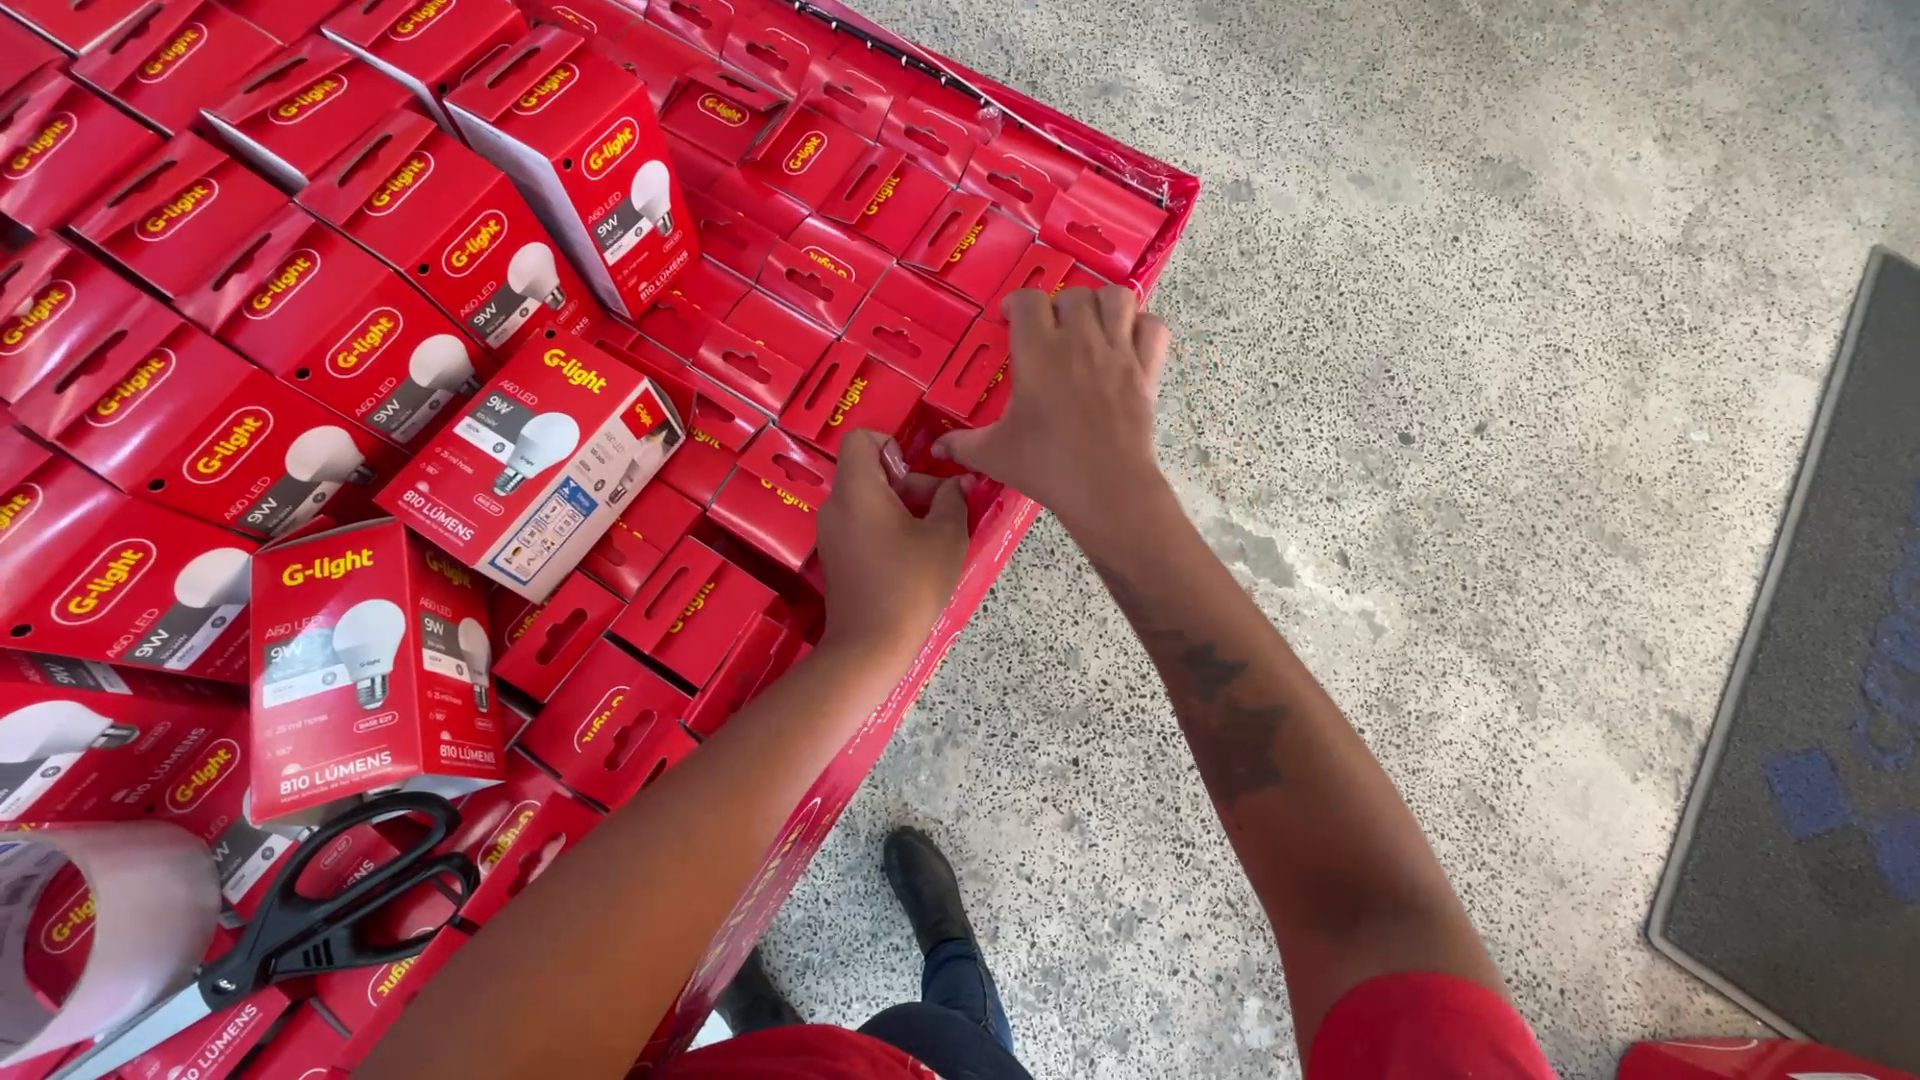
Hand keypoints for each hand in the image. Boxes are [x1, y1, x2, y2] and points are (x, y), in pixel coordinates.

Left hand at [816, 428, 972, 659]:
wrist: (871, 646)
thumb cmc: (911, 584)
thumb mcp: (946, 536)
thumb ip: (953, 499)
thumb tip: (957, 484)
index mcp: (858, 490)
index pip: (861, 439)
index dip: (892, 445)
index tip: (917, 476)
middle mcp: (836, 506)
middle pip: (869, 471)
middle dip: (908, 483)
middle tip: (940, 511)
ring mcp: (831, 534)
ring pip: (867, 501)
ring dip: (901, 508)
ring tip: (932, 537)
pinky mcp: (835, 558)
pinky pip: (861, 525)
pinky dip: (886, 529)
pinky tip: (912, 558)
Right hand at [932, 286, 1170, 531]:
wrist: (1105, 486)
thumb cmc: (1045, 466)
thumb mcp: (994, 454)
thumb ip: (962, 445)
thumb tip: (937, 448)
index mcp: (1038, 352)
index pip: (1028, 301)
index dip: (1017, 304)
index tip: (1010, 318)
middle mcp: (1079, 340)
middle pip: (1073, 295)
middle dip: (1059, 307)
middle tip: (1051, 330)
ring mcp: (1118, 352)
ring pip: (1117, 298)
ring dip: (1102, 305)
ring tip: (1091, 325)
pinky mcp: (1147, 370)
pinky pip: (1153, 327)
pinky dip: (1141, 326)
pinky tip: (1127, 341)